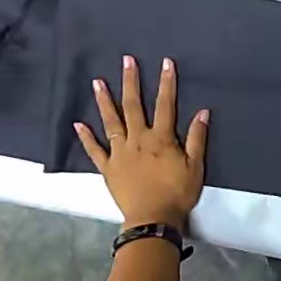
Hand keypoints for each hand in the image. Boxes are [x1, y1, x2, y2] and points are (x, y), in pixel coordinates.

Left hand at [75, 55, 208, 230]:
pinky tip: (78, 124)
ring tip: (97, 82)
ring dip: (105, 101)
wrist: (153, 219)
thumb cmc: (177, 193)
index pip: (166, 104)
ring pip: (111, 122)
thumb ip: (197, 138)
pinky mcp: (108, 168)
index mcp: (161, 138)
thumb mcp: (196, 166)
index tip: (165, 63)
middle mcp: (138, 139)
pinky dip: (86, 137)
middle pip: (133, 106)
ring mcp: (120, 153)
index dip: (167, 82)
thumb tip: (202, 112)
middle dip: (131, 81)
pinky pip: (95, 150)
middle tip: (126, 61)